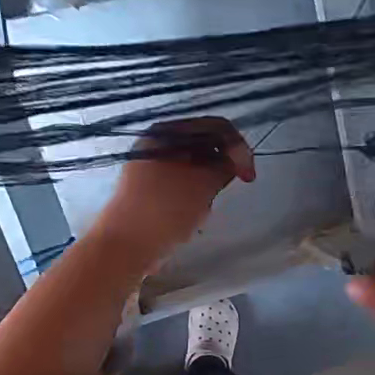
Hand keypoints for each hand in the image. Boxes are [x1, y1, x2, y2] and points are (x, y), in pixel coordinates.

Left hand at [90, 117, 255, 266]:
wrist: (124, 247)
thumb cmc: (165, 210)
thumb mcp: (203, 184)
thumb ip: (226, 166)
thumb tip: (233, 162)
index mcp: (166, 132)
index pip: (215, 127)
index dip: (239, 148)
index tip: (249, 177)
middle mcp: (157, 144)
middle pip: (205, 146)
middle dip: (222, 169)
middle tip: (226, 191)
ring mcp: (152, 169)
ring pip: (195, 169)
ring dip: (207, 187)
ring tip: (201, 210)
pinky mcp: (150, 192)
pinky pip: (182, 187)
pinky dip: (193, 199)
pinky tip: (190, 219)